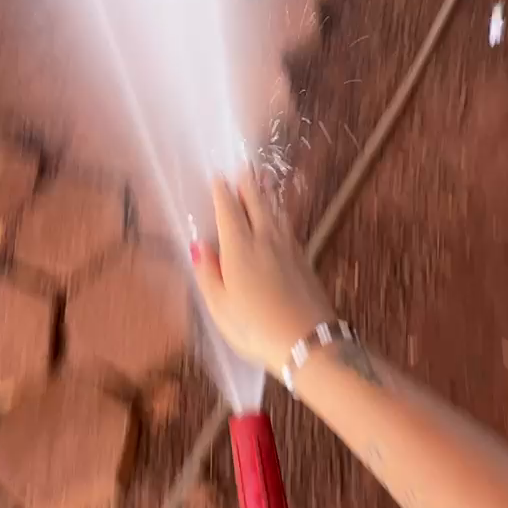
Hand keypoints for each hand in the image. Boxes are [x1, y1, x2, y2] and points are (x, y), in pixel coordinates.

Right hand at [191, 173, 337, 371]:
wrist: (307, 341)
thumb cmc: (255, 327)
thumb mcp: (220, 307)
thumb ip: (208, 274)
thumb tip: (200, 245)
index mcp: (239, 248)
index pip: (228, 212)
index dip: (222, 193)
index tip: (218, 176)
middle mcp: (264, 240)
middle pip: (256, 204)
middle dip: (248, 184)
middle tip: (244, 166)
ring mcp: (288, 249)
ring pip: (275, 213)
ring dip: (266, 195)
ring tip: (262, 181)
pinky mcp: (304, 260)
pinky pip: (288, 227)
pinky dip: (281, 215)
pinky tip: (281, 218)